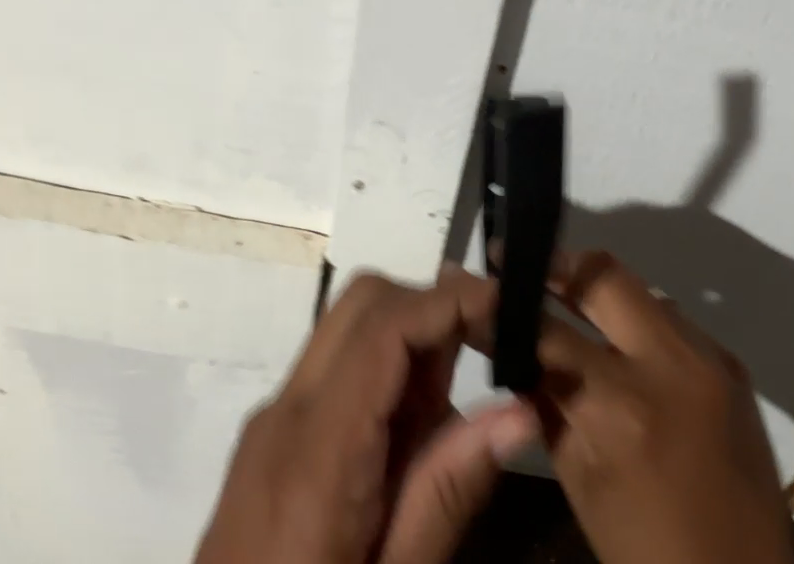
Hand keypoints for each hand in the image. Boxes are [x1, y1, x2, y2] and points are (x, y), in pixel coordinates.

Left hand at [196, 267, 537, 563]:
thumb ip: (448, 494)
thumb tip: (522, 411)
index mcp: (316, 450)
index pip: (384, 327)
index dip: (451, 300)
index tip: (511, 305)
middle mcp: (286, 412)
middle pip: (364, 303)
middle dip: (434, 306)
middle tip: (489, 356)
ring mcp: (273, 420)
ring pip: (351, 328)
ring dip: (413, 342)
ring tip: (447, 425)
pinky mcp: (272, 437)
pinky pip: (339, 370)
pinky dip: (388, 374)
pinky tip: (410, 445)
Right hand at [533, 251, 793, 563]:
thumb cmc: (643, 544)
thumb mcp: (578, 478)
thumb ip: (545, 404)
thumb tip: (516, 353)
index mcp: (620, 405)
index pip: (547, 333)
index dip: (506, 312)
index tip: (481, 295)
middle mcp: (669, 364)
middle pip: (604, 277)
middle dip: (557, 265)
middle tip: (520, 263)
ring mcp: (710, 359)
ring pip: (644, 292)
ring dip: (601, 292)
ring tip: (563, 298)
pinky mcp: (733, 365)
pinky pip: (675, 323)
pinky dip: (639, 323)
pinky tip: (617, 341)